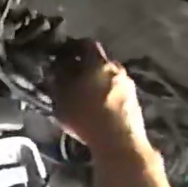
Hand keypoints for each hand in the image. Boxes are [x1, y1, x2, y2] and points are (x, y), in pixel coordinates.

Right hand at [53, 41, 149, 160]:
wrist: (120, 143)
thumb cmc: (86, 115)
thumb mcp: (60, 96)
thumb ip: (55, 79)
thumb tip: (53, 68)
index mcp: (98, 64)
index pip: (85, 43)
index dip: (70, 46)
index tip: (58, 54)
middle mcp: (117, 70)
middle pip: (97, 60)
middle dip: (81, 65)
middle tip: (65, 76)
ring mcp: (129, 86)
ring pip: (106, 75)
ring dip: (92, 80)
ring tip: (77, 93)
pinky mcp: (134, 101)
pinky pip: (114, 89)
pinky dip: (103, 92)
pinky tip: (92, 106)